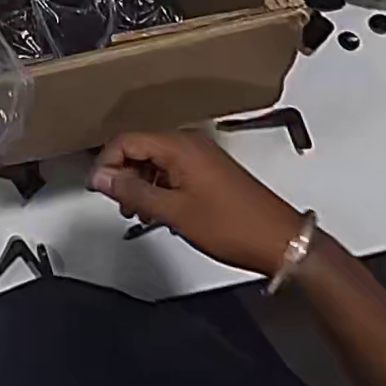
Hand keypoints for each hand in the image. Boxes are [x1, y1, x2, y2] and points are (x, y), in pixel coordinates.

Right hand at [88, 130, 303, 275]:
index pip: (125, 141)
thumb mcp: (174, 212)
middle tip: (121, 203)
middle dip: (124, 175)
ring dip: (141, 183)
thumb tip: (100, 177)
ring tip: (141, 212)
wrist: (284, 244)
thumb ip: (132, 191)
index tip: (101, 189)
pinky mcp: (209, 169)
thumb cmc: (234, 226)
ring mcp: (200, 155)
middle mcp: (188, 143)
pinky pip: (171, 168)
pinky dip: (159, 186)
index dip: (107, 164)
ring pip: (154, 160)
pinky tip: (161, 210)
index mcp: (178, 145)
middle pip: (139, 148)